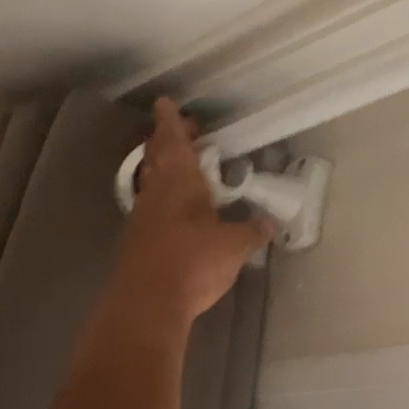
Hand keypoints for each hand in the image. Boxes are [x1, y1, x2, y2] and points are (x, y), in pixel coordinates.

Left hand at [115, 98, 273, 323]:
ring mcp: (143, 218)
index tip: (165, 103)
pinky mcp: (138, 242)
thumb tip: (270, 222)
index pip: (173, 142)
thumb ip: (253, 230)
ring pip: (150, 181)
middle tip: (185, 131)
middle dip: (168, 140)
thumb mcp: (235, 245)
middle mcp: (157, 193)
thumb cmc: (193, 262)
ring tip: (180, 165)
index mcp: (180, 182)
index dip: (170, 121)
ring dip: (162, 168)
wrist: (147, 305)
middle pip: (156, 157)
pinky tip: (176, 209)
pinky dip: (162, 197)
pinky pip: (151, 206)